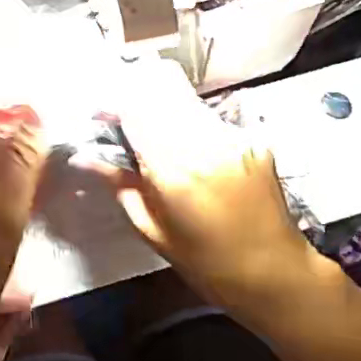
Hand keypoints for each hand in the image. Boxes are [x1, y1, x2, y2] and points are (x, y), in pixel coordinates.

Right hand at [110, 62, 327, 313]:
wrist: (275, 273)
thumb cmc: (208, 265)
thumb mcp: (154, 232)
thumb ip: (119, 186)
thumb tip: (85, 158)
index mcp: (174, 170)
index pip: (134, 107)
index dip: (111, 103)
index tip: (101, 115)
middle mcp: (204, 142)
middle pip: (160, 88)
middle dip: (136, 97)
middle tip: (125, 122)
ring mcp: (233, 136)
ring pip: (185, 99)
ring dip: (164, 110)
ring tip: (159, 140)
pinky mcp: (252, 138)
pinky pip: (210, 118)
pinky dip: (192, 126)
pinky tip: (194, 156)